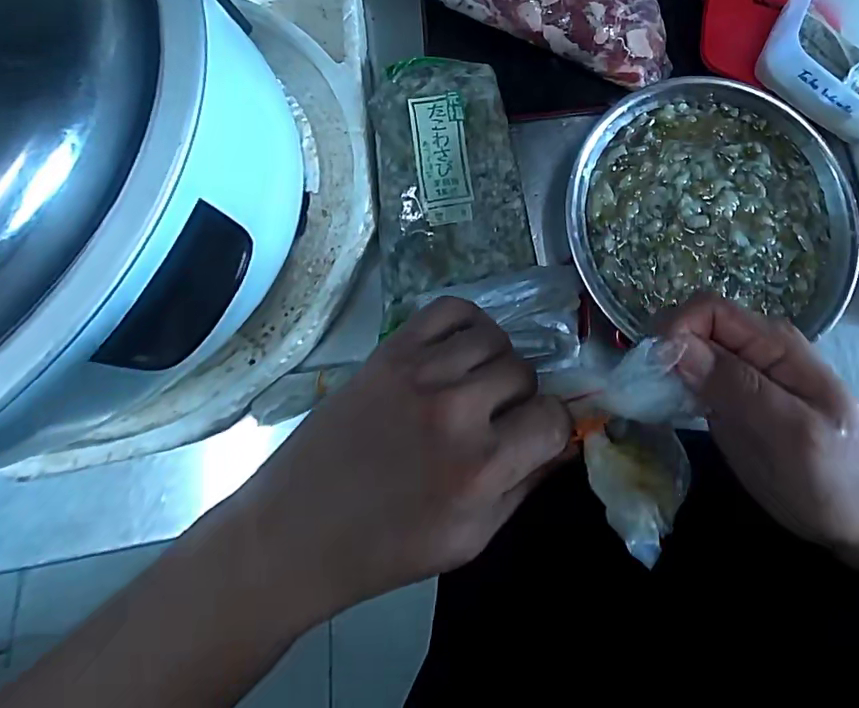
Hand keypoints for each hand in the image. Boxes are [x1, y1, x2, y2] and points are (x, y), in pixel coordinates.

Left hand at [216, 297, 572, 617]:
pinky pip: (453, 309)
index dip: (552, 427)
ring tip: (475, 384)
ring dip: (496, 362)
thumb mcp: (470, 539)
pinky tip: (460, 350)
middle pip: (524, 372)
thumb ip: (525, 486)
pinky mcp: (390, 352)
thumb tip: (563, 442)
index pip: (553, 417)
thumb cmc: (386, 549)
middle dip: (521, 397)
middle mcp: (455, 412)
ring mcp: (420, 374)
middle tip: (496, 417)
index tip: (536, 435)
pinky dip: (469, 323)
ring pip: (495, 338)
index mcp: (479, 469)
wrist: (295, 533)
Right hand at [663, 294, 858, 554]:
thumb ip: (739, 387)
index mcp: (773, 344)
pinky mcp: (727, 403)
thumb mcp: (793, 433)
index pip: (710, 310)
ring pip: (684, 352)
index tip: (655, 366)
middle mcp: (752, 351)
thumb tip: (676, 346)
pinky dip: (667, 389)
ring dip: (659, 368)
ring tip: (642, 397)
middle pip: (692, 326)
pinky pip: (688, 381)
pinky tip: (657, 409)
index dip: (677, 327)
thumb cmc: (837, 475)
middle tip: (642, 385)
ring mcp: (738, 377)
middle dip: (661, 346)